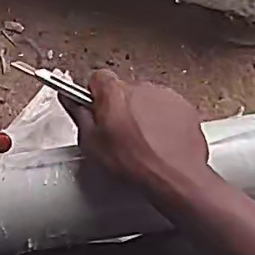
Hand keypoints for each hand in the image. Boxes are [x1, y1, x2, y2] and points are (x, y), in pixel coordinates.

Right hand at [63, 69, 212, 198]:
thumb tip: (70, 99)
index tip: (93, 109)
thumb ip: (78, 114)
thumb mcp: (91, 143)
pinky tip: (156, 143)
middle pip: (122, 90)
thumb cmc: (135, 163)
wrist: (174, 176)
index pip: (98, 78)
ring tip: (139, 143)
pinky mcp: (184, 108)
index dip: (94, 94)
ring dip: (140, 115)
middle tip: (115, 134)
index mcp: (114, 93)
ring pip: (145, 100)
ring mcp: (165, 96)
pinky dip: (161, 122)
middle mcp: (141, 88)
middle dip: (118, 108)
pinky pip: (166, 109)